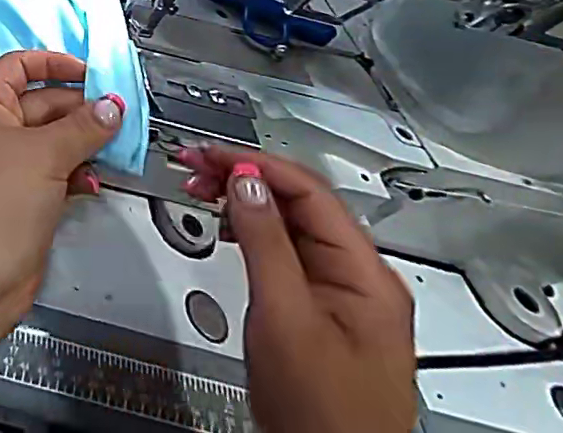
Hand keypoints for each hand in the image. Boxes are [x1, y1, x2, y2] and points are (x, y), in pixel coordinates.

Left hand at [0, 50, 123, 326]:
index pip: (19, 65)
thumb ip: (83, 127)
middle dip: (80, 108)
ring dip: (83, 142)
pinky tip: (93, 181)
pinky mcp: (23, 197)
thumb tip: (112, 106)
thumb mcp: (45, 154)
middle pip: (44, 102)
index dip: (53, 63)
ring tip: (113, 148)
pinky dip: (76, 173)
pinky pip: (56, 172)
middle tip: (117, 115)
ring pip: (53, 139)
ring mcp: (9, 164)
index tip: (89, 73)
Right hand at [180, 147, 415, 432]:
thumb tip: (246, 181)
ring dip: (244, 198)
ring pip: (289, 221)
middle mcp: (359, 274)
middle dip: (245, 176)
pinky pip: (284, 247)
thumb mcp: (284, 317)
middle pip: (299, 201)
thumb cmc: (321, 414)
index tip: (212, 155)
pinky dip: (250, 227)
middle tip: (196, 165)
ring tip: (201, 187)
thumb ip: (265, 241)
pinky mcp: (319, 304)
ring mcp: (340, 290)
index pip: (308, 191)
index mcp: (365, 273)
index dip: (256, 164)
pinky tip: (227, 223)